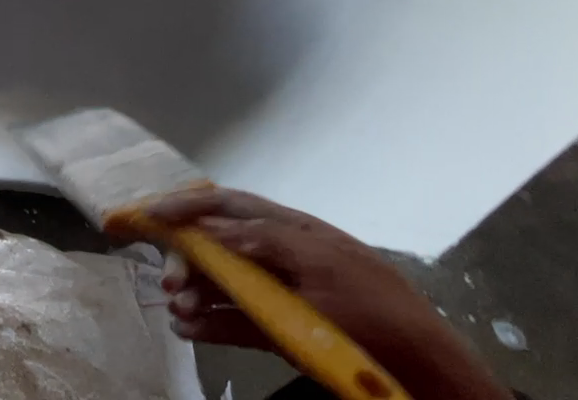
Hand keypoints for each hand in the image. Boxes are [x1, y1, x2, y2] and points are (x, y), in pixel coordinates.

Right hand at [147, 187, 508, 399]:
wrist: (426, 372)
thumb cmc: (375, 308)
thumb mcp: (323, 265)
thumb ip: (265, 240)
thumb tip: (208, 226)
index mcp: (291, 229)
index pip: (228, 205)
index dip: (188, 204)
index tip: (152, 215)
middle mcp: (278, 255)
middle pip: (218, 245)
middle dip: (188, 258)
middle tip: (170, 281)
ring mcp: (279, 293)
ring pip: (223, 284)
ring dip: (195, 293)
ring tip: (179, 311)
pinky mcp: (281, 330)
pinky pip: (235, 321)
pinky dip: (209, 324)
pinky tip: (188, 331)